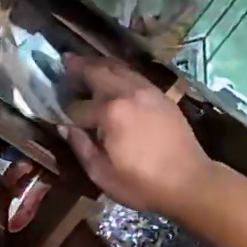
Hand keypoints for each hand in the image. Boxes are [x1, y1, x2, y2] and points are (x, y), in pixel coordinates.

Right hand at [62, 55, 214, 216]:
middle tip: (64, 61)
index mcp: (109, 113)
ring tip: (85, 63)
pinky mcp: (161, 95)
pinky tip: (114, 76)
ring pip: (118, 68)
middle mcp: (127, 93)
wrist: (189, 182)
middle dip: (78, 67)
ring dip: (99, 64)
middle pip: (97, 72)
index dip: (65, 109)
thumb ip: (81, 148)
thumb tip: (64, 127)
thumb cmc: (142, 184)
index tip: (56, 109)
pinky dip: (120, 71)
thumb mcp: (103, 175)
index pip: (78, 106)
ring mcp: (147, 91)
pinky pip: (135, 75)